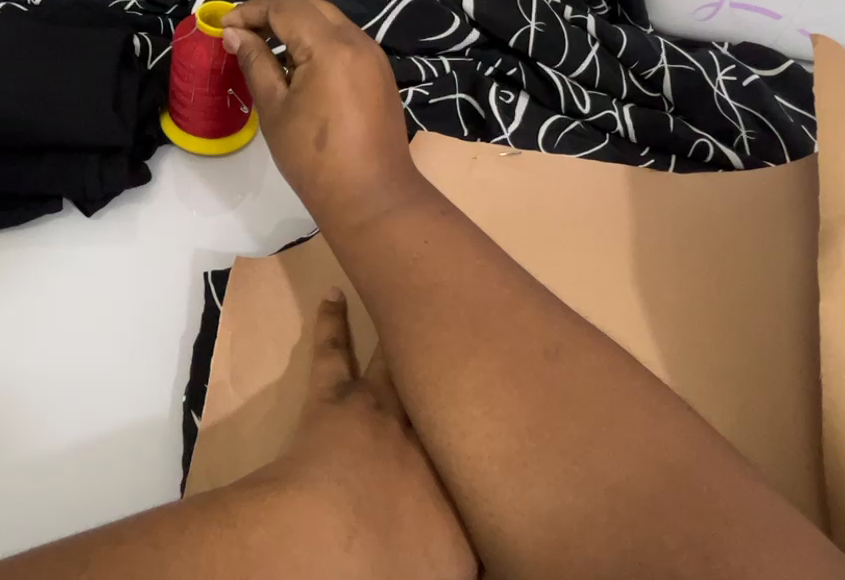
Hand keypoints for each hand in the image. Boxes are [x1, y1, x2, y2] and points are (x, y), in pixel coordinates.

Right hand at [220, 0, 425, 224]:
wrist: (372, 197)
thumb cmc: (314, 159)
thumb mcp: (274, 109)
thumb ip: (255, 63)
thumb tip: (235, 34)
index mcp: (330, 47)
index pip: (285, 7)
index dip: (251, 11)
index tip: (224, 27)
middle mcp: (357, 40)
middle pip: (310, 6)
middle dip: (273, 12)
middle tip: (242, 34)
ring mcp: (373, 55)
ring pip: (330, 20)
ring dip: (296, 25)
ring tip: (266, 50)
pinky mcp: (380, 72)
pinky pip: (345, 40)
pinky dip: (318, 41)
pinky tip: (298, 67)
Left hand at [258, 290, 475, 579]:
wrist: (330, 548)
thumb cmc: (387, 570)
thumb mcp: (450, 571)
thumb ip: (471, 555)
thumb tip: (494, 561)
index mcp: (456, 486)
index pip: (481, 453)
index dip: (495, 430)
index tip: (513, 410)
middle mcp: (427, 440)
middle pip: (448, 396)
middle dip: (464, 372)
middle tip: (487, 339)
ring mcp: (380, 411)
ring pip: (398, 361)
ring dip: (408, 332)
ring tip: (426, 297)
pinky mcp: (333, 399)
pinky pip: (332, 353)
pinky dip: (332, 323)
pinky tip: (333, 293)